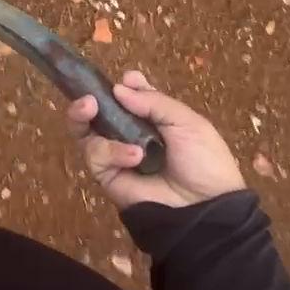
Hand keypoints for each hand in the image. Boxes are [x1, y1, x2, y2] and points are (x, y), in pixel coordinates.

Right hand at [65, 70, 244, 208]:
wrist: (206, 208)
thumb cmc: (204, 162)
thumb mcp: (188, 124)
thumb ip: (154, 102)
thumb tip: (117, 88)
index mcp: (150, 120)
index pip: (127, 97)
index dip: (123, 86)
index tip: (125, 81)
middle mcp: (126, 133)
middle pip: (95, 110)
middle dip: (86, 98)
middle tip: (88, 94)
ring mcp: (113, 153)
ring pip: (83, 129)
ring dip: (83, 116)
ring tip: (90, 108)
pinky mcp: (105, 173)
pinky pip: (94, 154)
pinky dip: (111, 150)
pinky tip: (134, 156)